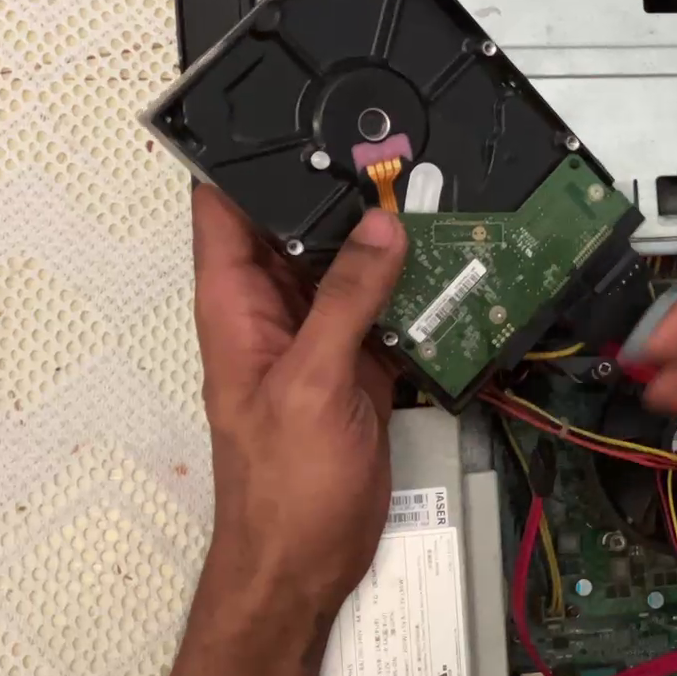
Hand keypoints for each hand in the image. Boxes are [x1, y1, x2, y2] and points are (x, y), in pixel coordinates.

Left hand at [190, 186, 407, 615]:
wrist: (309, 559)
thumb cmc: (286, 483)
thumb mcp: (313, 382)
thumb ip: (346, 301)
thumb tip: (380, 228)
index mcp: (239, 306)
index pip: (226, 211)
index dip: (248, 160)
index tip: (296, 116)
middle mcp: (279, 312)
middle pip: (302, 232)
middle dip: (341, 194)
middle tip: (396, 150)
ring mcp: (325, 338)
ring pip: (353, 270)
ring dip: (386, 242)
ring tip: (434, 197)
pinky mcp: (364, 364)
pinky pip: (388, 311)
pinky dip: (414, 291)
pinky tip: (449, 269)